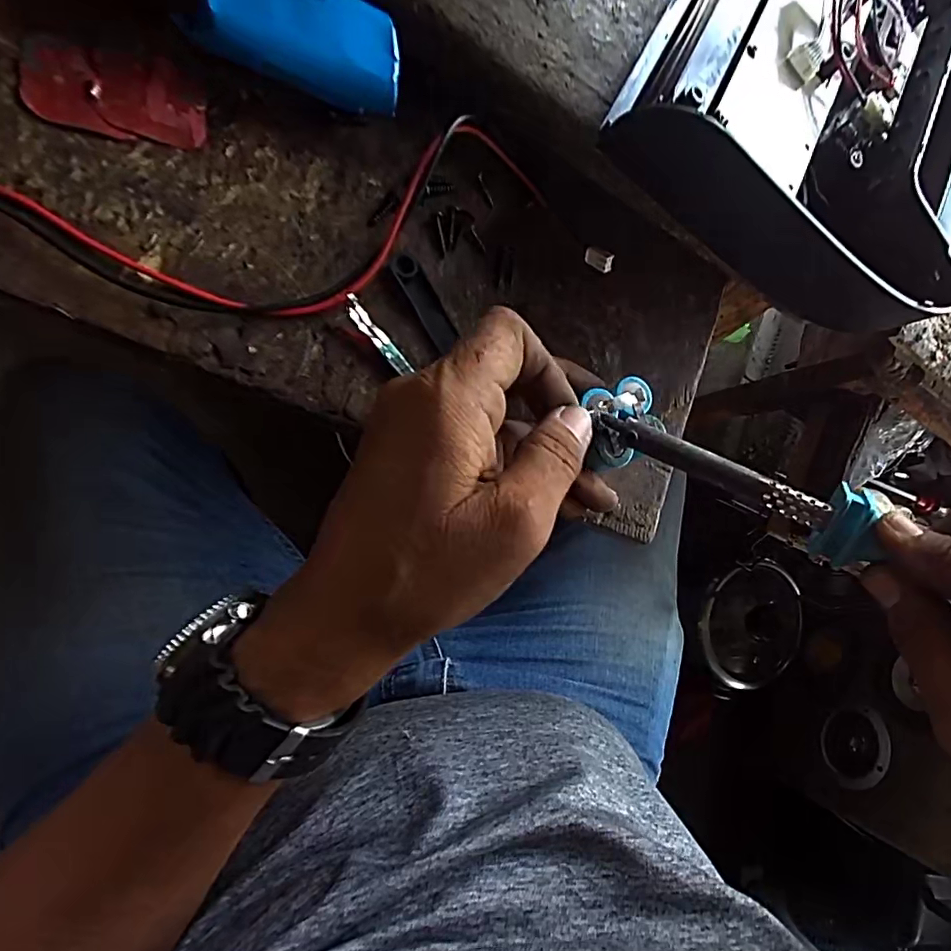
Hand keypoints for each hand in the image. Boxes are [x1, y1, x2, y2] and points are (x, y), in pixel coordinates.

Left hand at [233, 307, 611, 719]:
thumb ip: (556, 456)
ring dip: (546, 454)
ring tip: (591, 501)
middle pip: (509, 378)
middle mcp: (426, 398)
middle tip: (602, 461)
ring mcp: (416, 428)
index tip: (577, 423)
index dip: (554, 370)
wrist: (347, 615)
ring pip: (498, 420)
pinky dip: (515, 467)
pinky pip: (476, 444)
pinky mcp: (414, 457)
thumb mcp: (517, 518)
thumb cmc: (433, 569)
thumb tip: (579, 417)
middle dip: (562, 419)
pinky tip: (556, 506)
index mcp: (449, 399)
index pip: (510, 335)